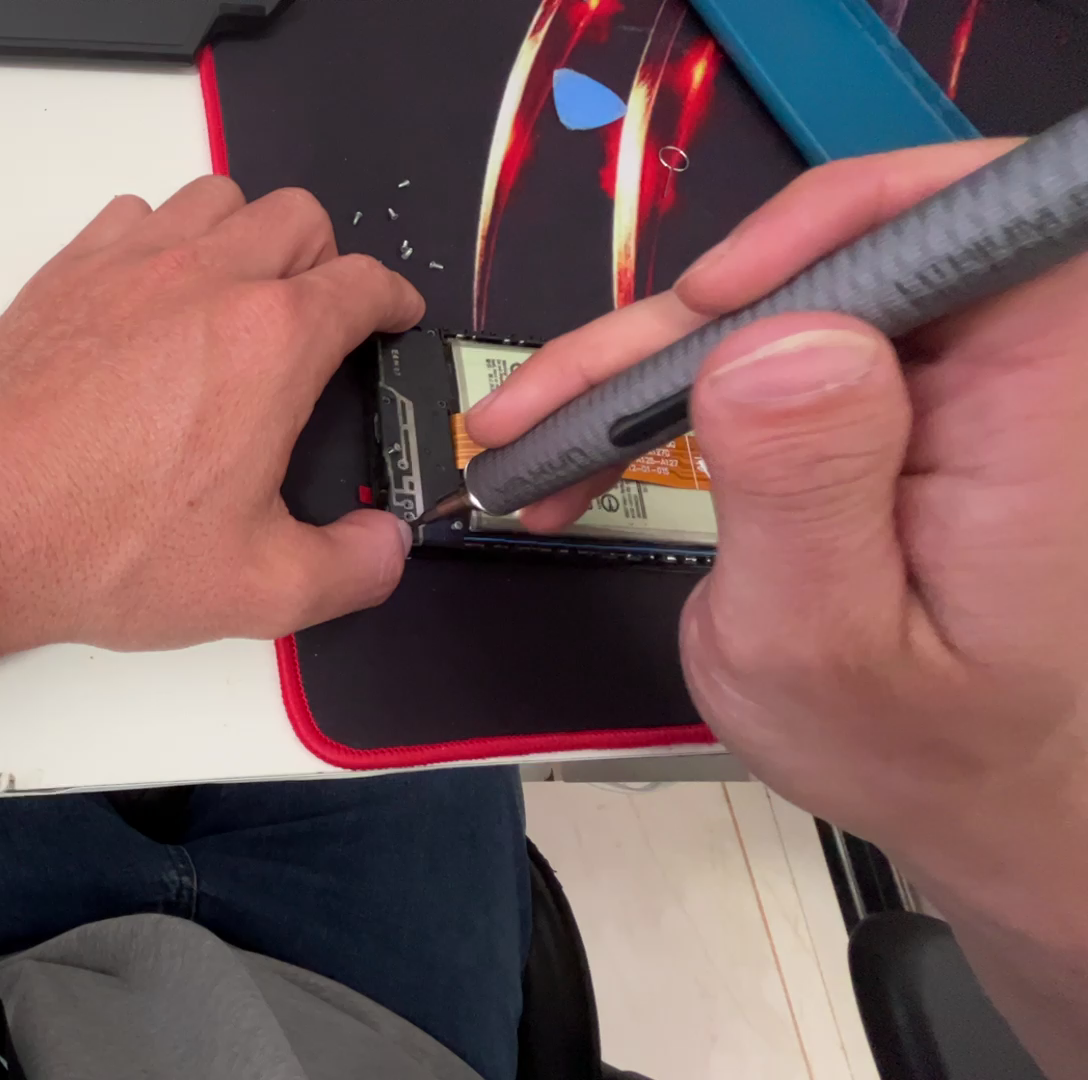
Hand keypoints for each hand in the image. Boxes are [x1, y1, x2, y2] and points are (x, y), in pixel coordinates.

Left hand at [0, 177, 422, 650]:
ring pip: (218, 200)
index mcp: (270, 341)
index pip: (361, 283)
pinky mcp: (64, 274)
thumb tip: (385, 545)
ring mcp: (127, 265)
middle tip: (317, 316)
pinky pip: (135, 215)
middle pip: (297, 220)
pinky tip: (153, 296)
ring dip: (248, 236)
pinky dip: (165, 238)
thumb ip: (351, 568)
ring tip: (239, 296)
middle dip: (324, 260)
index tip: (392, 315)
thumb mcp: (256, 588)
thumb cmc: (105, 549)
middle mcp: (205, 278)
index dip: (391, 298)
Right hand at [466, 142, 1087, 883]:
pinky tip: (566, 474)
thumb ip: (805, 487)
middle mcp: (981, 381)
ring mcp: (902, 401)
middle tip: (526, 409)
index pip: (972, 229)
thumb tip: (767, 340)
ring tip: (520, 445)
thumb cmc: (899, 742)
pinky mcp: (837, 425)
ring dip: (611, 384)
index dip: (832, 225)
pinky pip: (718, 381)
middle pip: (802, 283)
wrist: (945, 792)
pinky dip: (625, 419)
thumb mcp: (821, 635)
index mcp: (1037, 416)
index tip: (703, 303)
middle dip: (645, 340)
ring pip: (735, 331)